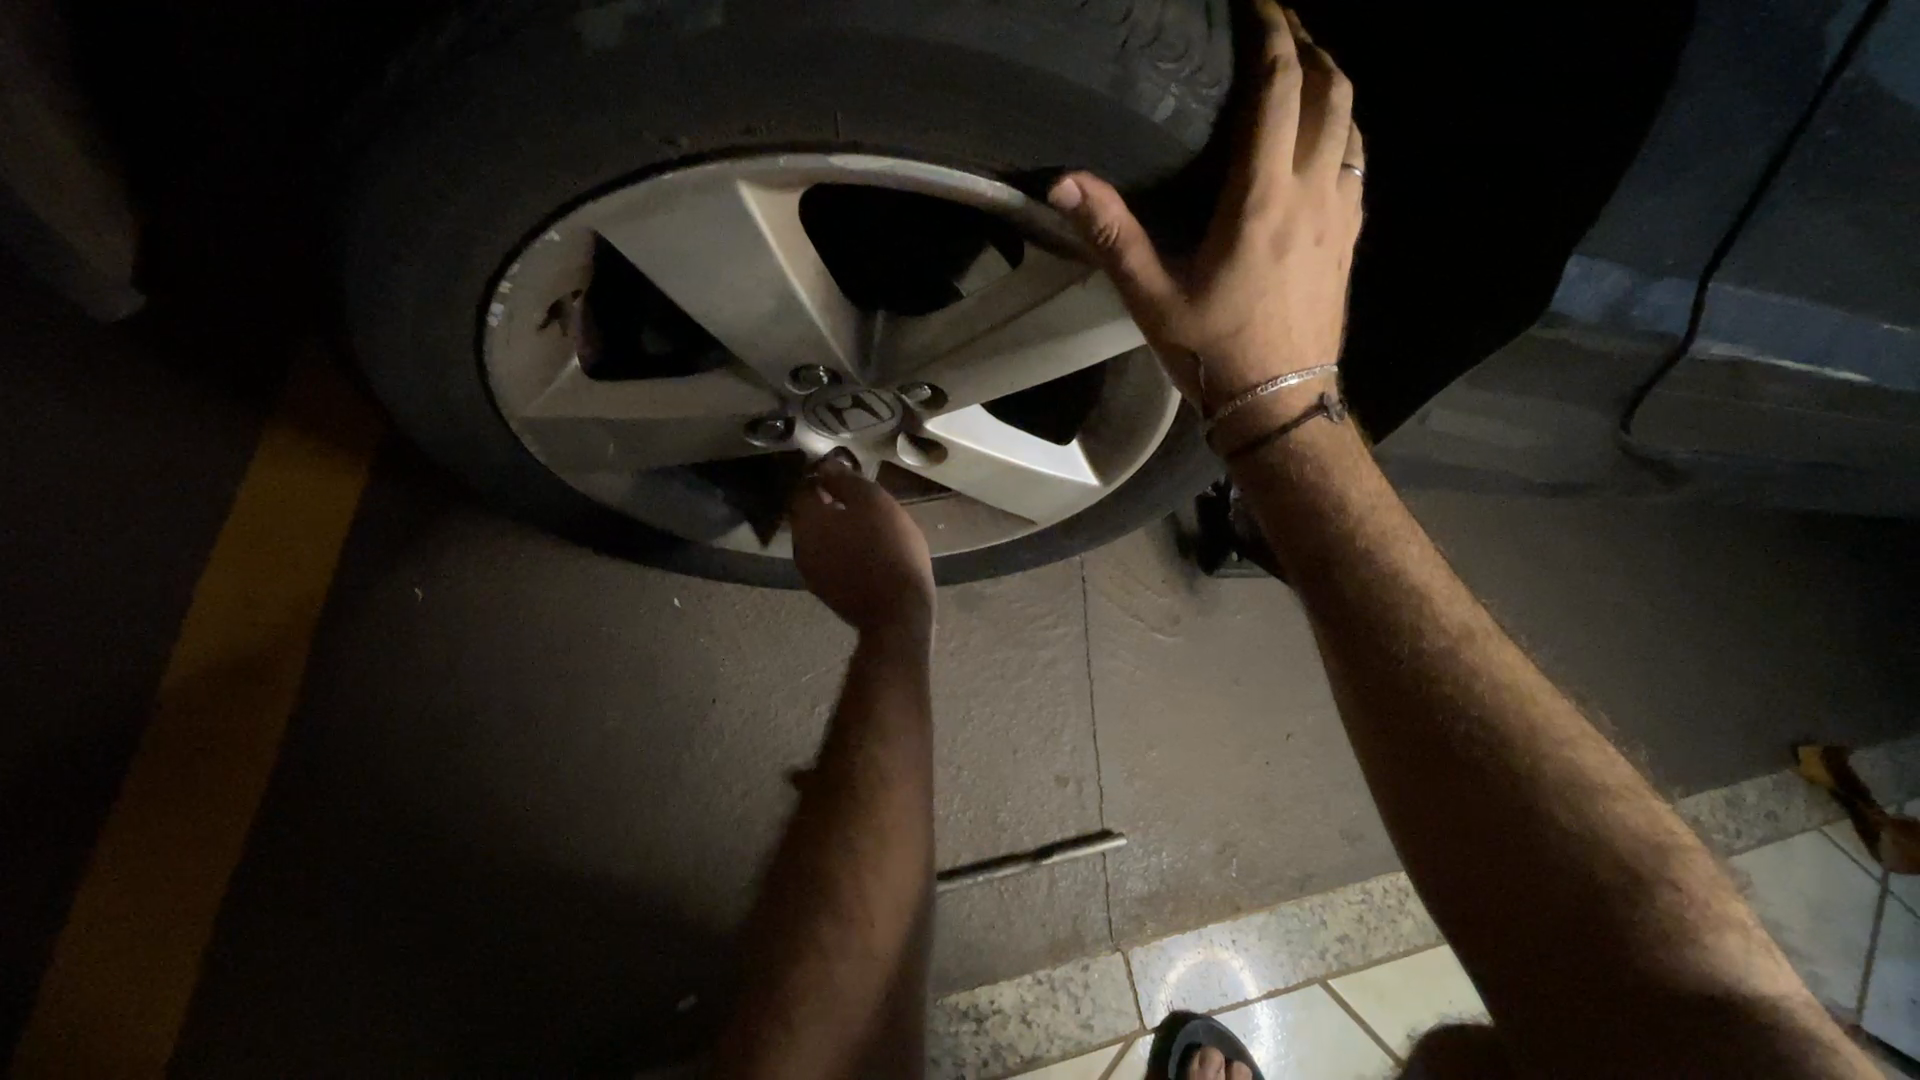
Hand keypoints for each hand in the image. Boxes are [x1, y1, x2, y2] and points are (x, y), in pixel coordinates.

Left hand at [789, 454, 935, 640]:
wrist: (897, 612)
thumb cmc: (890, 549)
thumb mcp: (874, 503)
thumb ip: (846, 481)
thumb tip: (826, 466)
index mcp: (808, 520)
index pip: (803, 488)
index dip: (822, 478)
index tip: (845, 476)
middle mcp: (800, 546)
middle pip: (808, 515)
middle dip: (827, 505)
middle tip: (858, 501)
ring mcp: (811, 573)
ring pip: (818, 539)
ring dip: (835, 529)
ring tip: (865, 526)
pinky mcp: (826, 592)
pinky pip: (828, 560)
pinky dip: (840, 550)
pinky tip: (864, 551)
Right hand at [1047, 0, 1362, 417]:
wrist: (1279, 402)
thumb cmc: (1214, 353)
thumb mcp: (1151, 298)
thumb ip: (1112, 235)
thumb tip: (1063, 183)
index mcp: (1262, 198)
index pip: (1280, 89)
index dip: (1274, 34)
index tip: (1259, 4)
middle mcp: (1313, 192)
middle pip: (1330, 91)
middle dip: (1310, 46)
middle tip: (1281, 26)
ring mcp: (1340, 215)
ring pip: (1353, 123)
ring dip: (1333, 84)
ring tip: (1306, 69)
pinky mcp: (1350, 239)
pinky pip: (1358, 163)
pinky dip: (1344, 130)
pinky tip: (1327, 138)